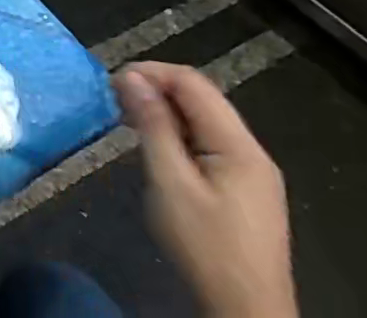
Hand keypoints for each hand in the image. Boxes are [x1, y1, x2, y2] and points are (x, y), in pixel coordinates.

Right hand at [114, 63, 295, 317]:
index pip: (192, 83)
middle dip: (157, 90)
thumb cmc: (205, 247)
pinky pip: (210, 144)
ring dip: (166, 112)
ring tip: (129, 119)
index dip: (151, 72)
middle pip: (202, 99)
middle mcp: (251, 150)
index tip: (113, 81)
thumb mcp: (171, 184)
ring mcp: (252, 173)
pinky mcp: (246, 192)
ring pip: (205, 122)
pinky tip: (157, 148)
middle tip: (116, 99)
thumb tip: (130, 77)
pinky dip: (180, 135)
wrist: (247, 316)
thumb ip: (152, 126)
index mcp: (239, 144)